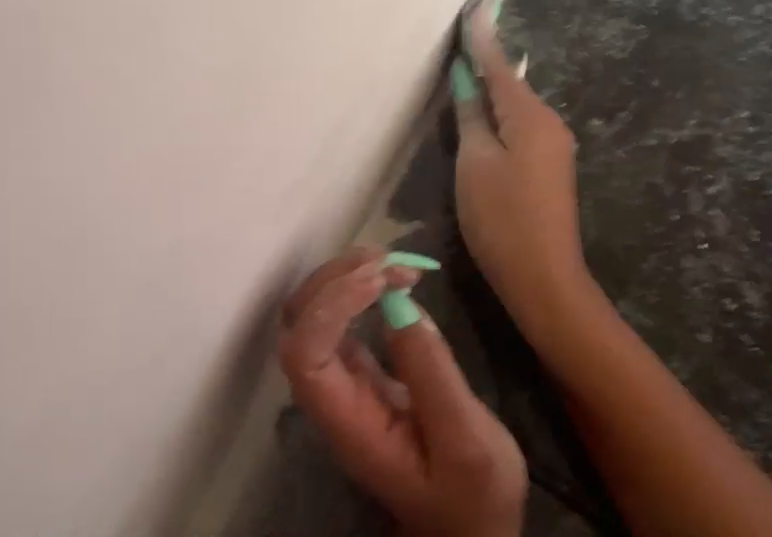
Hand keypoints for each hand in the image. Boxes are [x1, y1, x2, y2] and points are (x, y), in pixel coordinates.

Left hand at [278, 247, 526, 536]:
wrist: (467, 527)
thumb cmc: (470, 496)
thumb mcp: (467, 443)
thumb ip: (433, 376)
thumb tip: (402, 307)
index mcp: (347, 423)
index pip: (305, 354)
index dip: (329, 306)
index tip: (379, 280)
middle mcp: (332, 398)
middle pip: (301, 324)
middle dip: (336, 279)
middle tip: (391, 260)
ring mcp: (343, 383)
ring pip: (315, 315)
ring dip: (345, 277)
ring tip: (394, 262)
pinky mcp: (360, 373)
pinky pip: (340, 320)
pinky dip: (360, 288)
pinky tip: (393, 279)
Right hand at [452, 6, 585, 319]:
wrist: (543, 277)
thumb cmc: (501, 217)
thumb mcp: (475, 162)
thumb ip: (471, 116)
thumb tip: (468, 80)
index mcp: (531, 116)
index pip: (499, 66)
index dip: (482, 38)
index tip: (475, 5)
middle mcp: (549, 123)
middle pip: (510, 84)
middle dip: (485, 63)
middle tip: (460, 38)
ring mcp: (553, 146)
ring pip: (514, 107)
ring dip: (490, 91)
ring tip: (463, 72)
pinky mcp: (549, 167)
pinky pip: (520, 127)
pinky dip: (499, 116)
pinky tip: (482, 117)